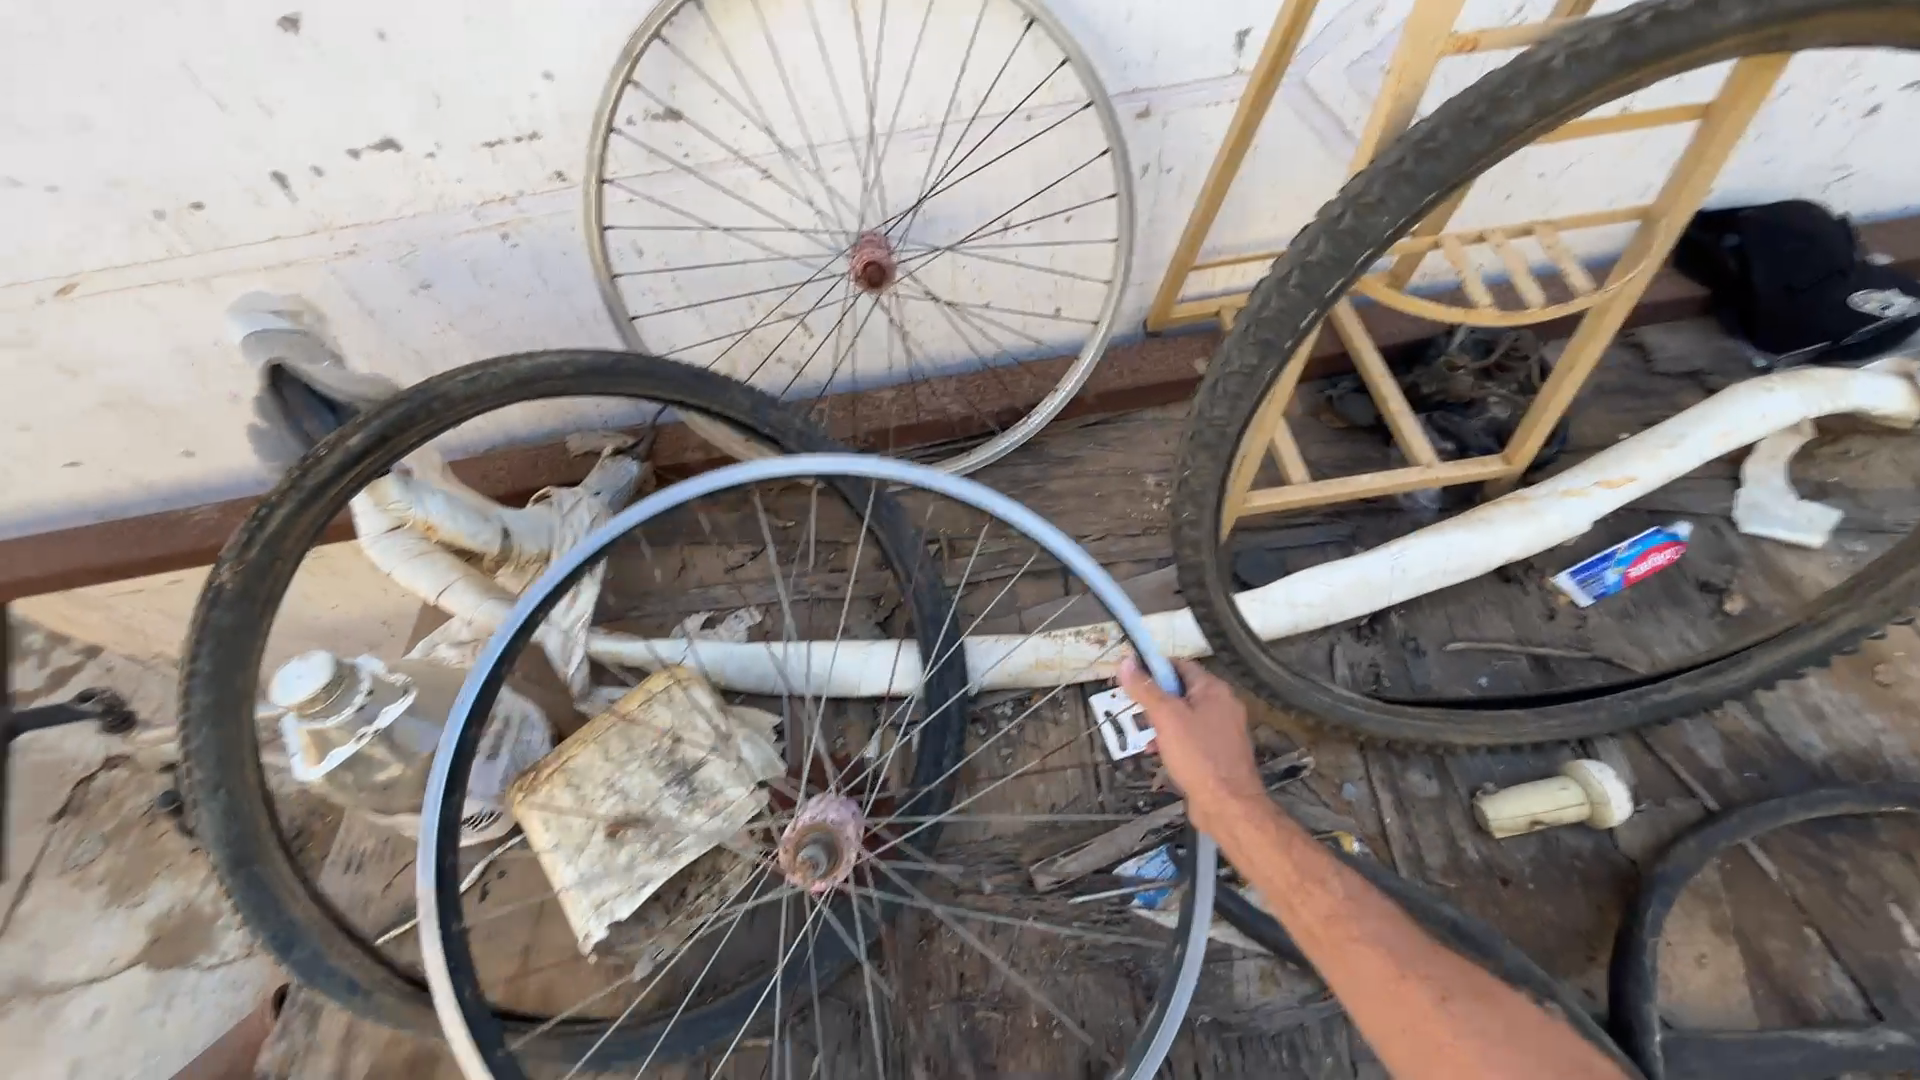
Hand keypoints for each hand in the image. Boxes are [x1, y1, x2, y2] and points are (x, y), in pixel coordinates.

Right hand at [1116, 655, 1267, 831]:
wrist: (1228, 806)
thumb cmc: (1197, 756)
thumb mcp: (1165, 718)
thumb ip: (1145, 689)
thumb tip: (1126, 662)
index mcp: (1214, 690)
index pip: (1180, 665)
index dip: (1154, 668)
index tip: (1132, 679)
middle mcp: (1223, 705)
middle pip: (1181, 691)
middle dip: (1155, 701)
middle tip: (1137, 712)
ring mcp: (1223, 731)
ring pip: (1184, 716)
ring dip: (1161, 723)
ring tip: (1146, 737)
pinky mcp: (1219, 753)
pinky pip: (1191, 737)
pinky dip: (1173, 741)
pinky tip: (1159, 754)